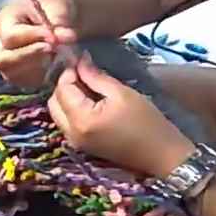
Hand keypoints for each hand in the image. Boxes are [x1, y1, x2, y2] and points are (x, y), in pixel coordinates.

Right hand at [0, 0, 79, 88]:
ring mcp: (6, 64)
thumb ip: (59, 18)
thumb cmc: (51, 8)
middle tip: (54, 49)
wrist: (56, 20)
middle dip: (32, 56)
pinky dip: (44, 76)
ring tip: (57, 54)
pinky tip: (56, 64)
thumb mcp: (56, 4)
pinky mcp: (19, 77)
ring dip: (39, 67)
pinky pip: (27, 83)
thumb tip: (65, 38)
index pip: (10, 36)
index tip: (53, 36)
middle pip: (4, 60)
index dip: (32, 38)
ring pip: (15, 75)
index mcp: (3, 22)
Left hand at [48, 57, 194, 176]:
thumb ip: (96, 77)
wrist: (161, 155)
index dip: (69, 72)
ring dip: (67, 97)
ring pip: (58, 112)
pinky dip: (72, 108)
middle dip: (65, 85)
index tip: (81, 60)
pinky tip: (90, 100)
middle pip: (54, 102)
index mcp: (80, 120)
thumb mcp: (122, 93)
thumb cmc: (146, 122)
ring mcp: (74, 141)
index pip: (62, 90)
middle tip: (84, 73)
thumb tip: (79, 61)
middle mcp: (70, 133)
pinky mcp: (80, 145)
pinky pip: (66, 122)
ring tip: (88, 85)